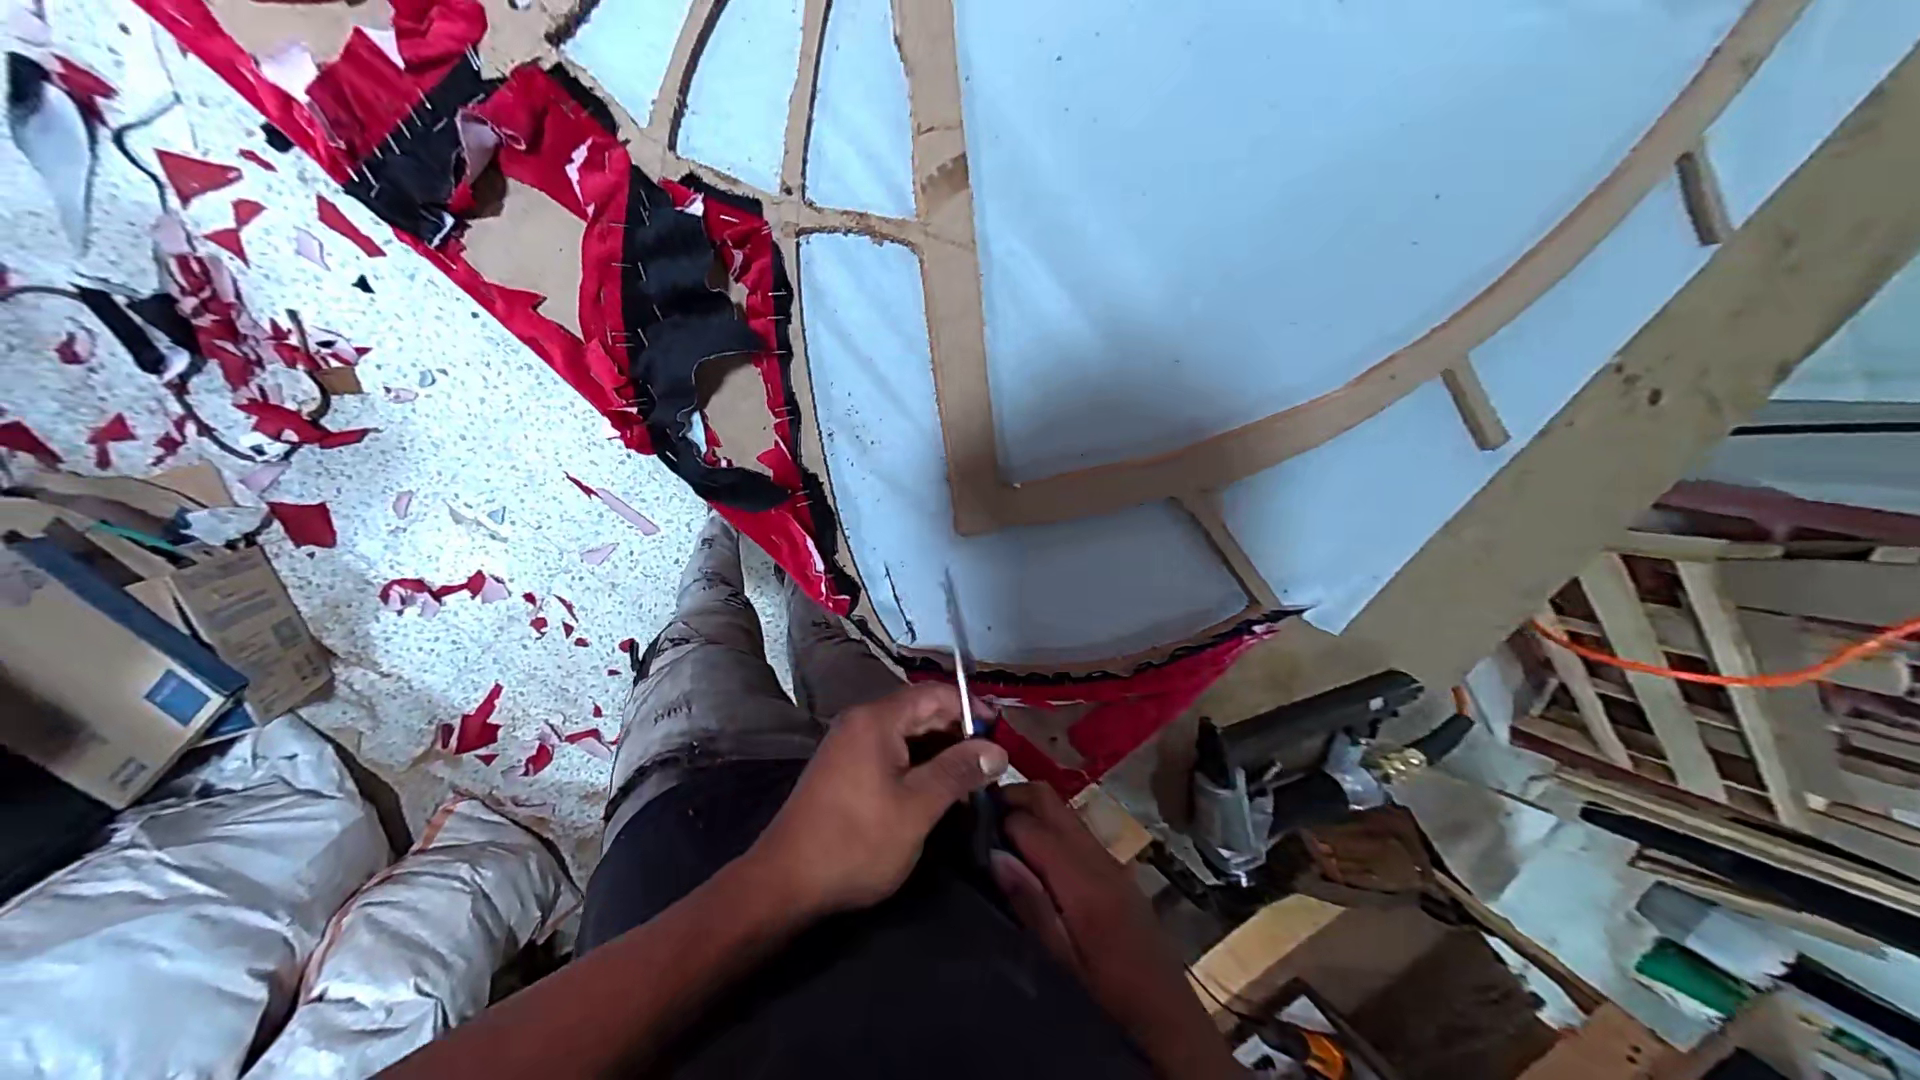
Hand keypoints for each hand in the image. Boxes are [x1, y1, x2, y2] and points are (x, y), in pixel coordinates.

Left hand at [749, 683, 1007, 916]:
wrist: (785, 882)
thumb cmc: (856, 841)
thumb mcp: (917, 807)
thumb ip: (959, 772)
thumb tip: (997, 751)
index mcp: (877, 720)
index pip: (935, 694)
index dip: (972, 708)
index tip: (1002, 734)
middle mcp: (861, 722)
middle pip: (921, 711)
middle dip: (959, 733)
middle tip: (993, 763)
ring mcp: (849, 744)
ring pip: (908, 735)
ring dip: (941, 752)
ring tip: (972, 781)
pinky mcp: (845, 768)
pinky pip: (891, 752)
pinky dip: (919, 765)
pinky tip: (938, 791)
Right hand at [994, 783, 1245, 1079]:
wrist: (1171, 1026)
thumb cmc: (1108, 1002)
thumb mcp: (1061, 966)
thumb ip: (1030, 907)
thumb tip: (995, 854)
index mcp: (1085, 883)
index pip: (1033, 824)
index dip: (998, 818)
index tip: (967, 822)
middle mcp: (1101, 861)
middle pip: (1052, 801)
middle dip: (1014, 796)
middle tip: (978, 812)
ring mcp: (1113, 864)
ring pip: (1065, 814)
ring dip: (1031, 811)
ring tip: (997, 832)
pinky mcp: (1118, 874)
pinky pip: (1077, 834)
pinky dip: (1049, 829)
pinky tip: (1030, 855)